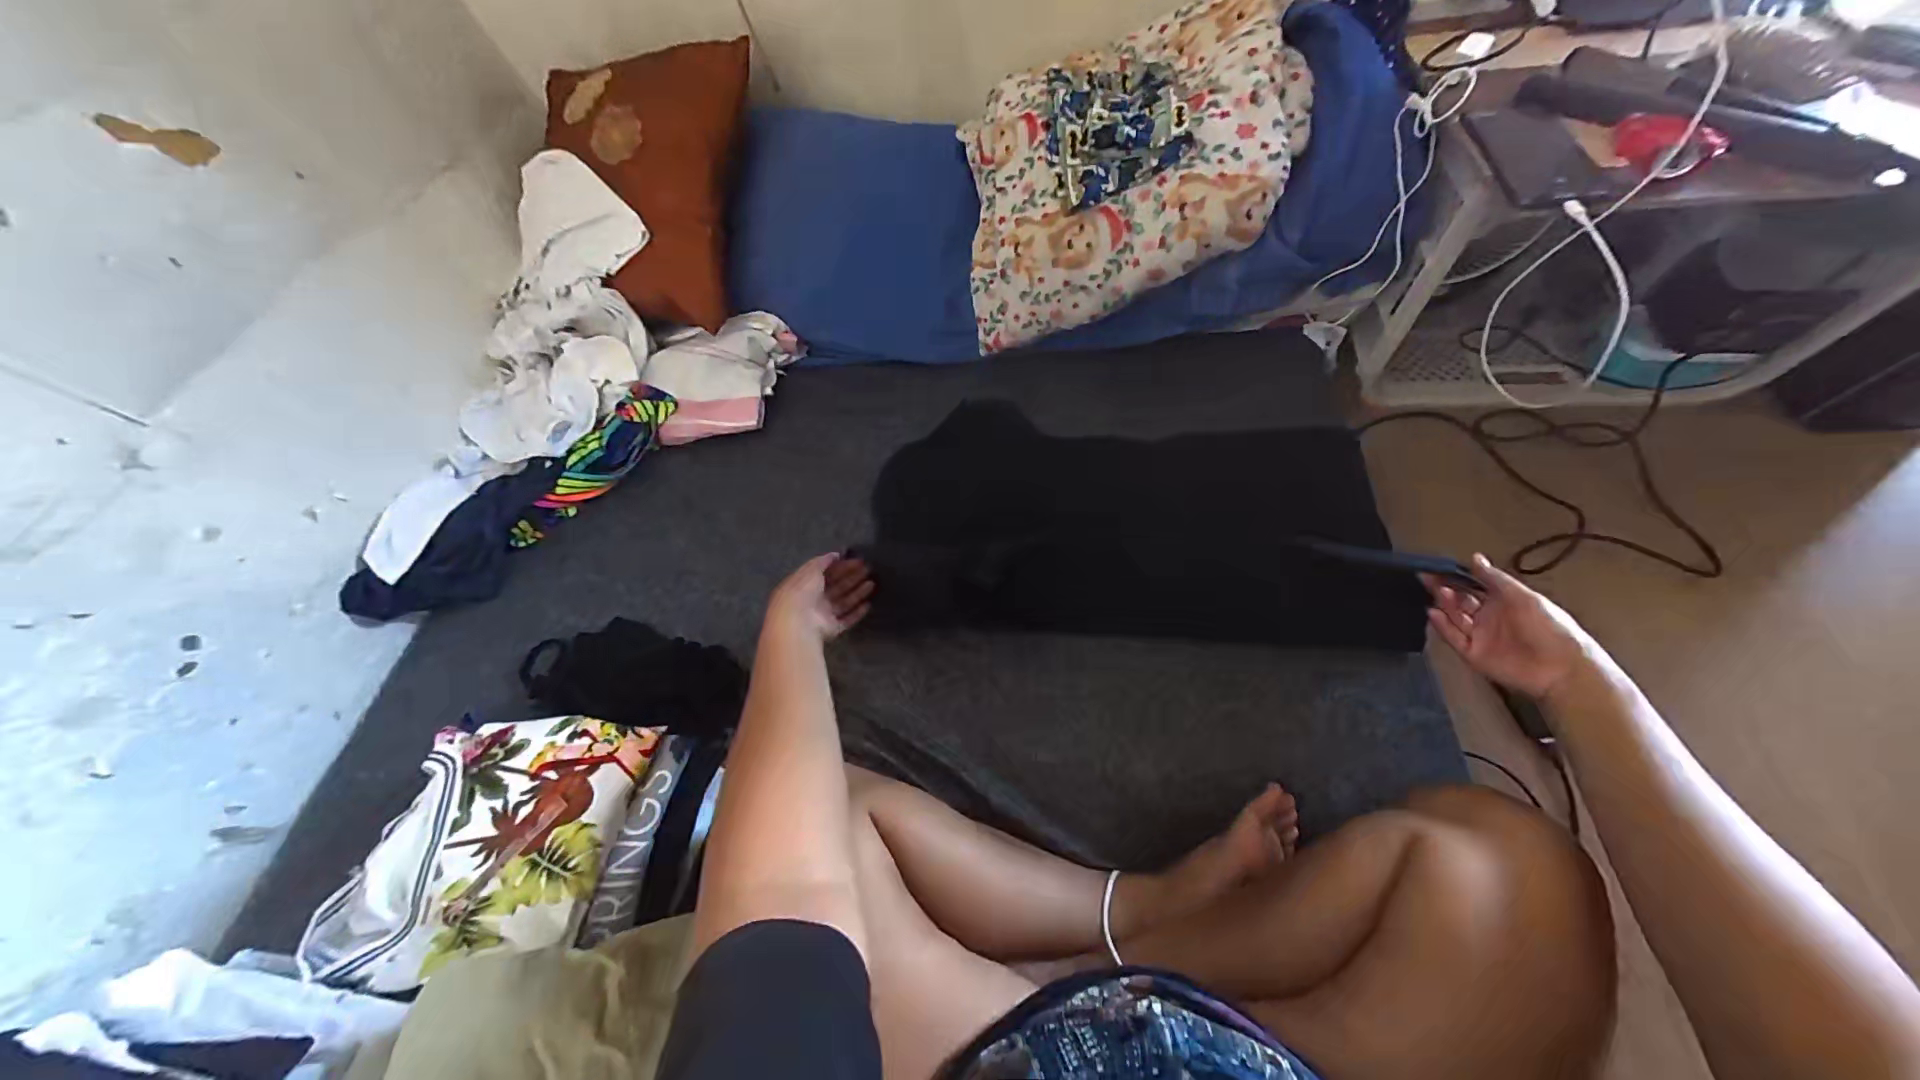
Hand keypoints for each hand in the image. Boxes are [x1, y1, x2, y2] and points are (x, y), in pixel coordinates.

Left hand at [765, 554, 873, 642]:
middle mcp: (814, 600)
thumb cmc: (802, 591)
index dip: (841, 566)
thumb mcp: (811, 569)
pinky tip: (868, 604)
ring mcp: (822, 616)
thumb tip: (836, 554)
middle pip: (837, 587)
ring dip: (857, 593)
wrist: (799, 621)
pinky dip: (857, 613)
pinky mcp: (831, 629)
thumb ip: (823, 561)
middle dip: (852, 577)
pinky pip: (846, 619)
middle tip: (868, 569)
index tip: (857, 560)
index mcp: (805, 584)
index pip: (826, 573)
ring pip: (843, 602)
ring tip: (872, 583)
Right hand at [1422, 554, 1597, 701]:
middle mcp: (1489, 618)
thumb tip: (1475, 557)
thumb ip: (1495, 579)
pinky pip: (1452, 637)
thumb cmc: (1548, 627)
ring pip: (1454, 617)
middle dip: (1444, 588)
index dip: (1457, 577)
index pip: (1474, 587)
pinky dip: (1442, 626)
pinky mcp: (1472, 653)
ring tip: (1437, 591)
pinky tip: (1433, 613)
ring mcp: (1479, 636)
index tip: (1439, 568)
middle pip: (1460, 601)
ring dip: (1444, 604)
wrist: (1560, 669)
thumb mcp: (1524, 597)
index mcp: (1503, 602)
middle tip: (1428, 577)